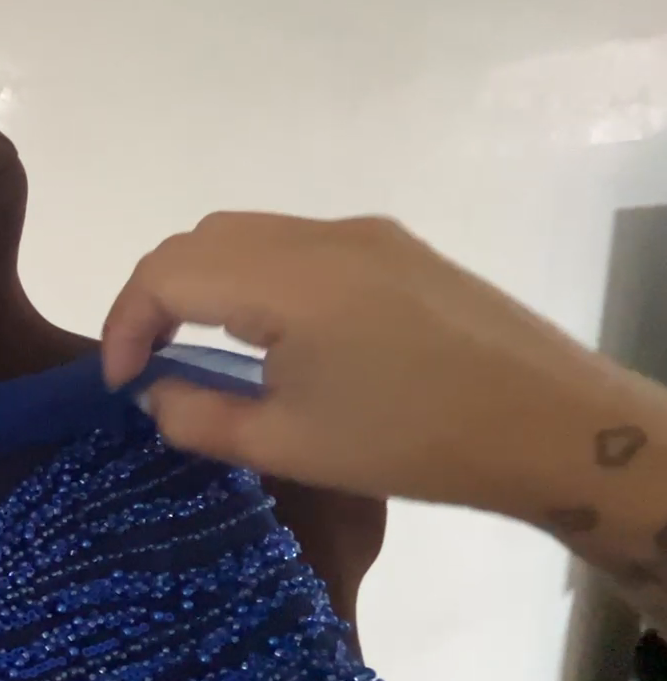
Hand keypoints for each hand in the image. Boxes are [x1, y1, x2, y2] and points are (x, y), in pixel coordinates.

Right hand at [100, 212, 635, 518]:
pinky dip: (233, 275)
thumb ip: (191, 415)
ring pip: (231, 234)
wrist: (559, 431)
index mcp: (294, 285)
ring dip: (186, 283)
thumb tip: (153, 389)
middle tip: (141, 361)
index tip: (121, 382)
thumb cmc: (411, 444)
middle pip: (190, 244)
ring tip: (182, 342)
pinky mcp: (383, 246)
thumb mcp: (280, 447)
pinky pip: (277, 241)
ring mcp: (358, 235)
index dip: (123, 326)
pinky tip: (247, 326)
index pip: (165, 276)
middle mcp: (321, 240)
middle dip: (145, 301)